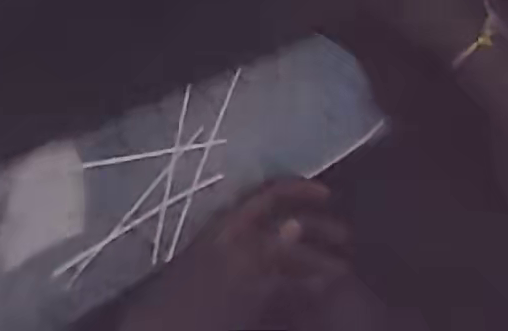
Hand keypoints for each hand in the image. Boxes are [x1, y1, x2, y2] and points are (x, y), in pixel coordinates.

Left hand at [115, 179, 351, 330]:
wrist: (159, 330)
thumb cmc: (199, 306)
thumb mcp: (239, 275)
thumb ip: (268, 248)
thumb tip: (295, 222)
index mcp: (232, 227)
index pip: (270, 195)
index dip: (299, 190)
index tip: (330, 196)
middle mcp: (233, 237)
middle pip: (277, 220)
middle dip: (312, 225)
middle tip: (347, 240)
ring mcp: (231, 261)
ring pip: (276, 250)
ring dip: (308, 257)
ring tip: (340, 273)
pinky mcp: (231, 287)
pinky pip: (268, 276)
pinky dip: (292, 281)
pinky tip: (313, 293)